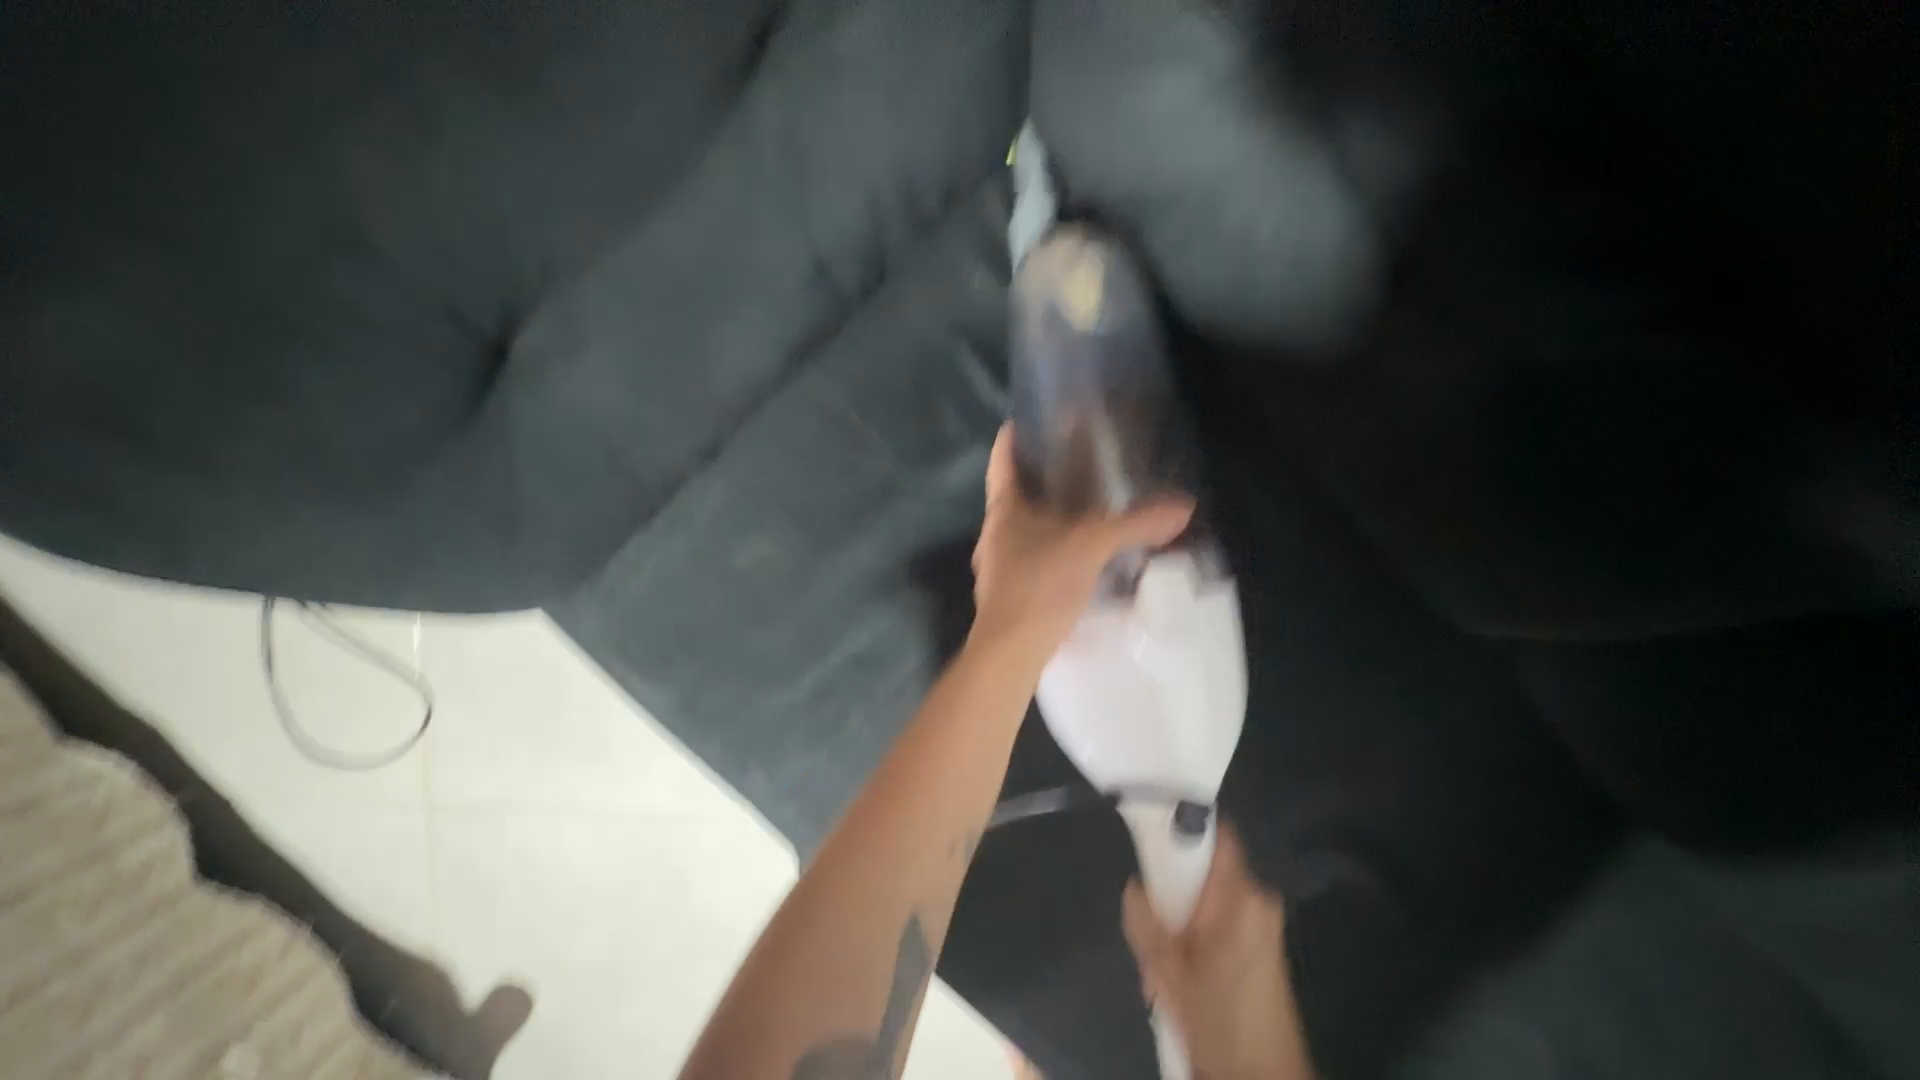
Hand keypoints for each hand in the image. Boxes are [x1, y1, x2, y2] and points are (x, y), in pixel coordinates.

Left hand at [969, 424, 1193, 659]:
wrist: (1010, 651)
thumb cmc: (1040, 584)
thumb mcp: (1092, 546)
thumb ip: (1136, 524)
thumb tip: (1184, 506)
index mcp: (1003, 509)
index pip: (1001, 459)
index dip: (1013, 436)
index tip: (1030, 419)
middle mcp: (993, 533)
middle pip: (1013, 495)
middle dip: (1040, 480)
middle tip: (1075, 466)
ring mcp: (996, 567)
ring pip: (1021, 532)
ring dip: (1046, 521)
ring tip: (1082, 513)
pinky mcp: (1008, 596)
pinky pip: (1030, 562)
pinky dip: (1051, 554)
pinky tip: (1078, 562)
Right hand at [1122, 826, 1314, 1079]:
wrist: (1266, 1079)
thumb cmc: (1220, 1022)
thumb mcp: (1169, 975)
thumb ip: (1145, 922)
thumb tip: (1134, 885)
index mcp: (1241, 898)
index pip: (1216, 834)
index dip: (1183, 821)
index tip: (1148, 819)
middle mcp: (1259, 901)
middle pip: (1205, 869)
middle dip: (1170, 888)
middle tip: (1144, 914)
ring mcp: (1263, 924)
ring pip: (1208, 898)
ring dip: (1179, 917)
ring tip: (1159, 959)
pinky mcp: (1262, 946)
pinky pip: (1221, 919)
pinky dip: (1196, 934)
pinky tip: (1178, 971)